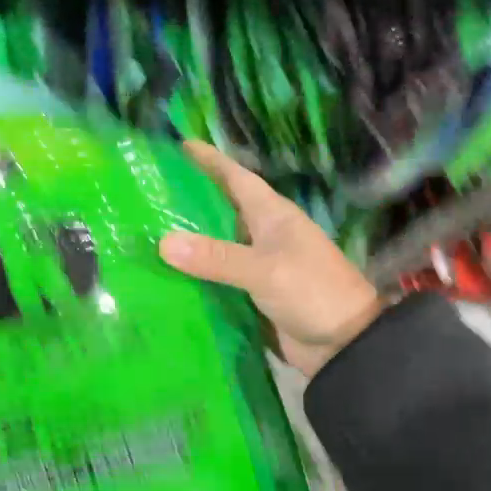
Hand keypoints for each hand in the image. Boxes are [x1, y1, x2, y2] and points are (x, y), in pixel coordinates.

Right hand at [159, 142, 383, 378]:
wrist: (345, 346)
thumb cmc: (312, 293)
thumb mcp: (264, 270)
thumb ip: (216, 257)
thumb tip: (164, 242)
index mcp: (272, 216)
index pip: (236, 178)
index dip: (210, 161)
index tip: (180, 145)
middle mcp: (264, 235)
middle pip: (221, 208)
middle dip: (189, 198)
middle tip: (148, 191)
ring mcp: (258, 265)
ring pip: (215, 244)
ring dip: (187, 239)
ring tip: (145, 232)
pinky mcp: (252, 293)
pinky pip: (215, 277)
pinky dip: (193, 274)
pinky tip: (164, 275)